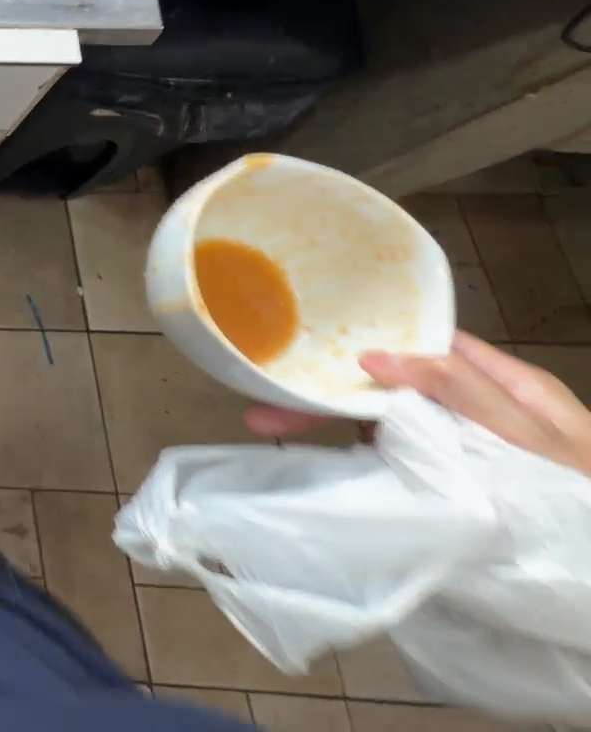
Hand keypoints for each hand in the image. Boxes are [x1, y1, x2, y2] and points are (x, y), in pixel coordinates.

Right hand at [246, 331, 590, 476]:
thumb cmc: (573, 486)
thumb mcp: (531, 434)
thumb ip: (461, 391)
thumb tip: (373, 355)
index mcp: (497, 380)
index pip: (421, 342)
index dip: (367, 336)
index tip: (310, 340)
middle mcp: (466, 402)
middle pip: (384, 380)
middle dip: (324, 385)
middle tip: (264, 397)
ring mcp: (449, 437)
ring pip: (375, 412)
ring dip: (321, 413)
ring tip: (263, 420)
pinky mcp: (435, 469)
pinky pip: (381, 445)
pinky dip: (341, 443)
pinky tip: (305, 446)